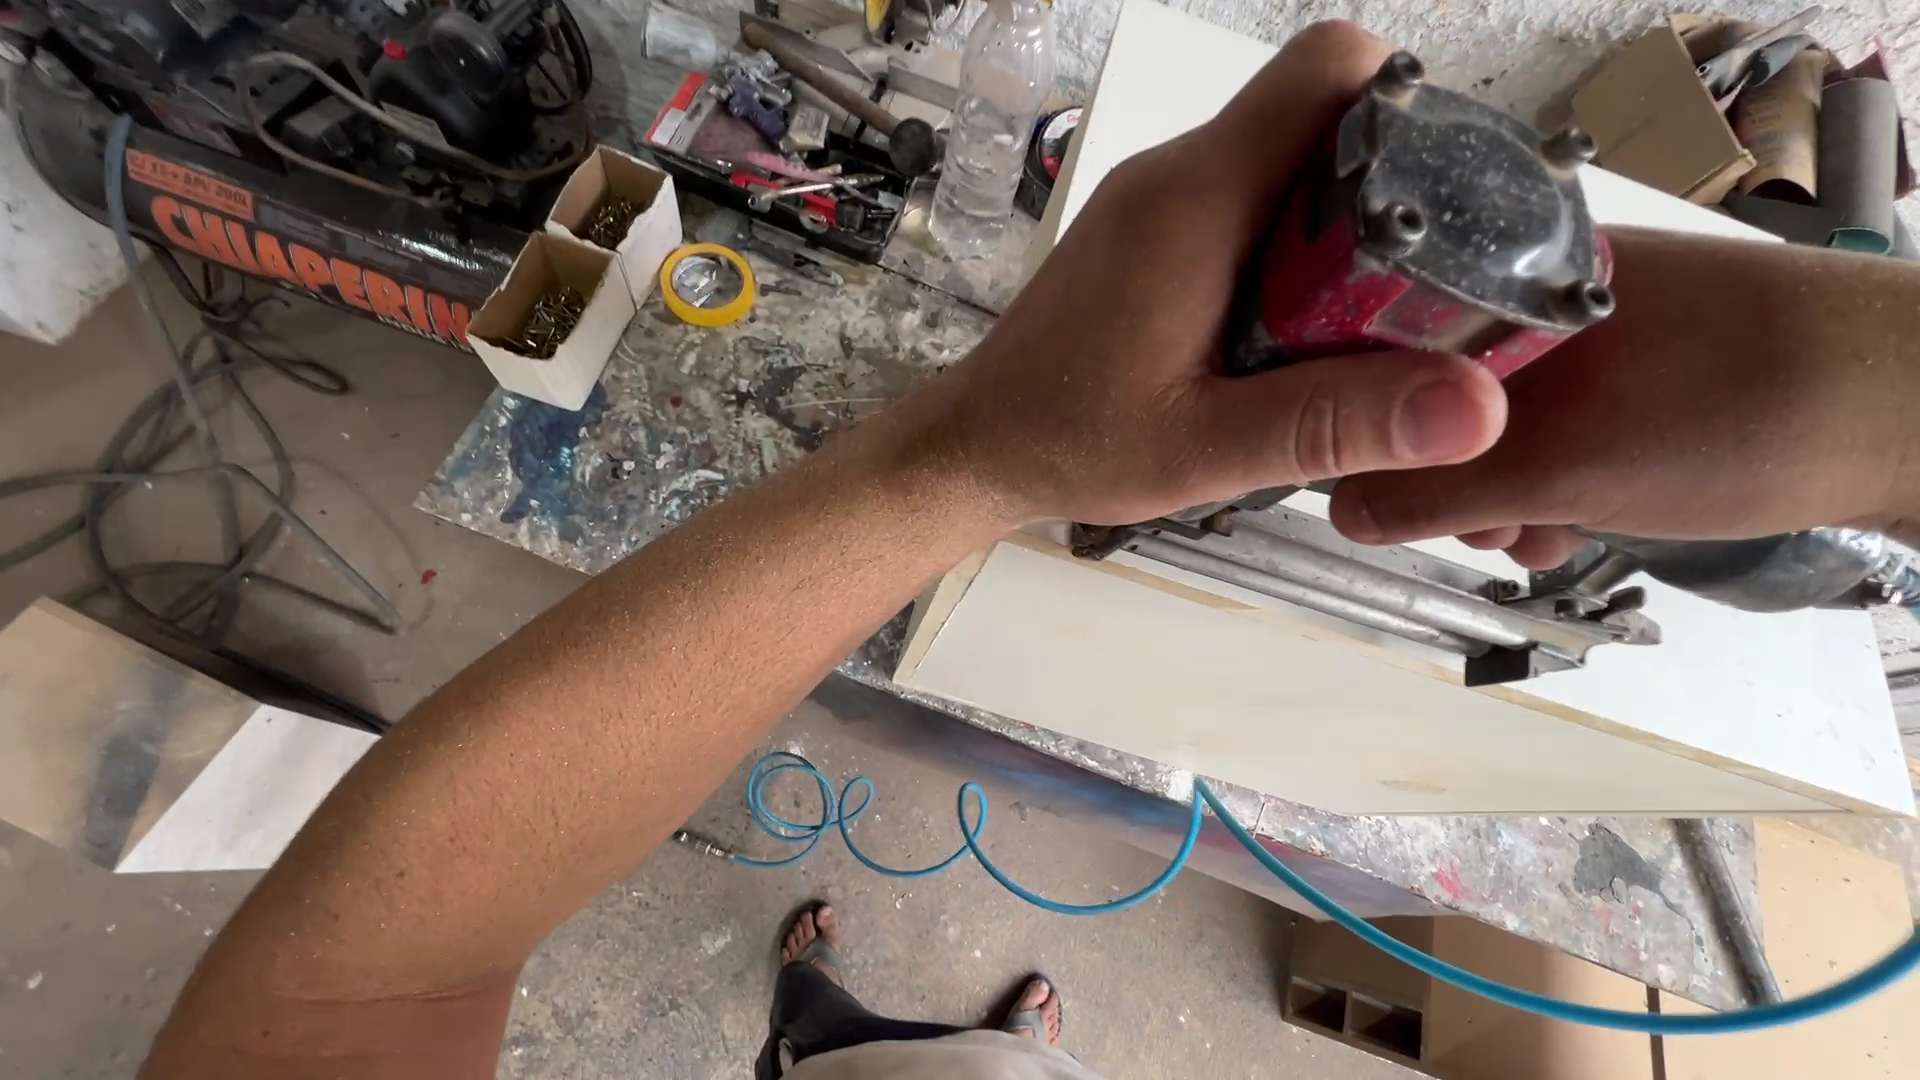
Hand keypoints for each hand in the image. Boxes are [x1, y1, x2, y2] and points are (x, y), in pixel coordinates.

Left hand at [920, 22, 1507, 527]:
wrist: (976, 443)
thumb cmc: (1067, 443)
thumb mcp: (1204, 449)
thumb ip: (1330, 423)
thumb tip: (1477, 406)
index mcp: (1195, 202)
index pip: (1327, 71)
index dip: (1409, 109)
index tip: (1443, 204)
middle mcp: (1172, 176)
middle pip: (1316, 119)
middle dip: (1384, 189)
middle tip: (1400, 293)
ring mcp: (1150, 203)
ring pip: (1278, 166)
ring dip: (1329, 231)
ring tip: (1336, 327)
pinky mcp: (1139, 235)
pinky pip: (1235, 206)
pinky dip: (1278, 251)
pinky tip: (1272, 331)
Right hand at [1328, 227, 1919, 566]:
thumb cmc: (1743, 413)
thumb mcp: (1558, 469)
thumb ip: (1434, 494)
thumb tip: (1340, 514)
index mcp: (1507, 279)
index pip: (1383, 343)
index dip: (1364, 417)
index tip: (1376, 481)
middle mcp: (1533, 297)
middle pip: (1427, 394)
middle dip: (1441, 478)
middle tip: (1473, 529)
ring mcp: (1582, 336)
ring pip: (1486, 422)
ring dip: (1493, 495)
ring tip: (1533, 538)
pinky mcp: (1626, 373)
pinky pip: (1544, 429)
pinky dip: (1541, 485)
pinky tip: (1567, 525)